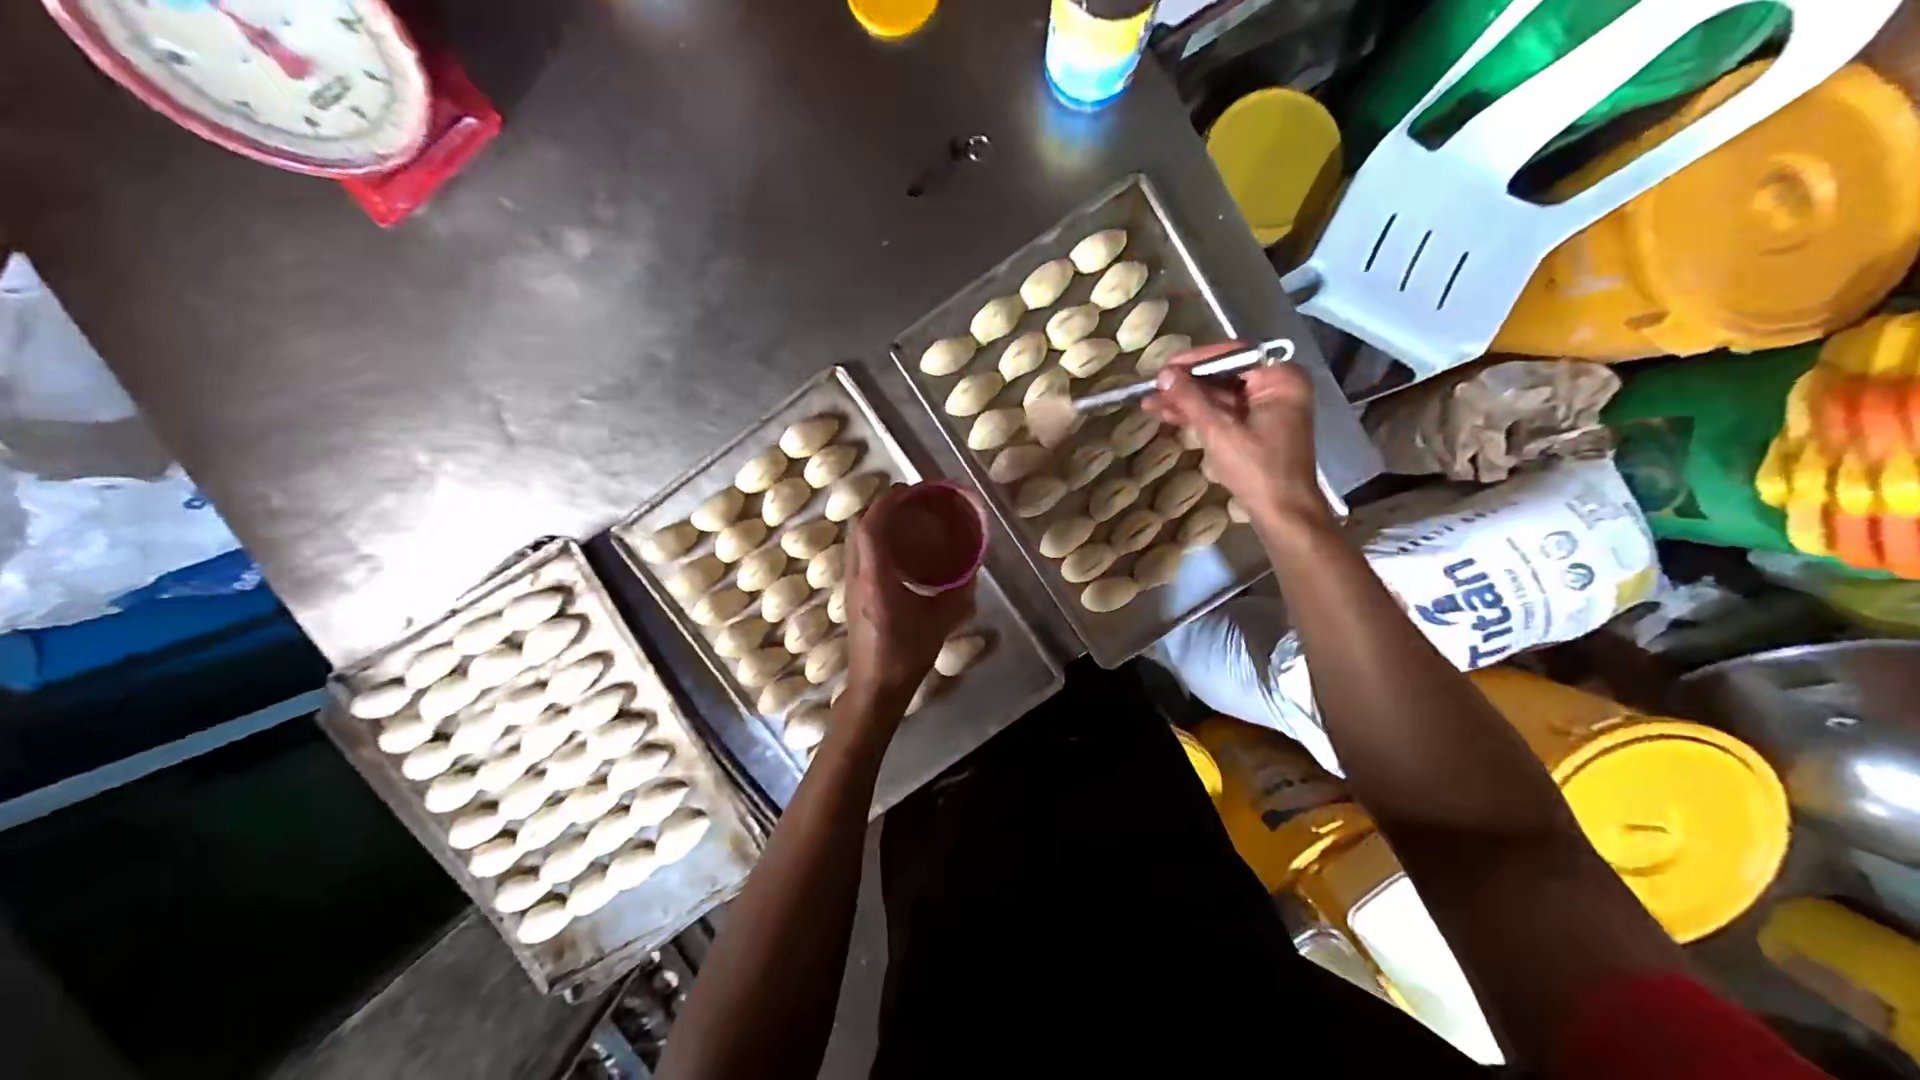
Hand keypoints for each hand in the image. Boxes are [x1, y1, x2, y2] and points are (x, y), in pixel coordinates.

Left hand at [840, 483, 975, 721]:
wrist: (875, 687)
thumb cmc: (906, 655)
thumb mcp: (941, 622)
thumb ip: (959, 594)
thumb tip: (973, 569)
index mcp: (875, 580)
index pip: (870, 529)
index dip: (886, 504)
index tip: (908, 489)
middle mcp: (857, 577)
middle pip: (860, 528)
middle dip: (882, 507)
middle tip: (910, 499)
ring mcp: (850, 586)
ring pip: (857, 541)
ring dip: (877, 522)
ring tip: (905, 517)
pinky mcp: (852, 595)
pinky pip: (859, 554)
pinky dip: (874, 539)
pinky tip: (897, 548)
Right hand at [1142, 342, 1334, 532]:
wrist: (1282, 512)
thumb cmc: (1256, 468)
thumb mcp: (1218, 431)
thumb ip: (1190, 399)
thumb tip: (1163, 375)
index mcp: (1281, 379)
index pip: (1233, 355)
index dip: (1196, 360)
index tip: (1165, 367)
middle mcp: (1279, 386)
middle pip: (1225, 375)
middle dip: (1187, 383)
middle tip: (1154, 387)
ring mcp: (1269, 408)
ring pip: (1221, 395)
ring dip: (1187, 400)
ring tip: (1151, 403)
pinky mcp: (1258, 427)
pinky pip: (1226, 412)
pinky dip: (1200, 414)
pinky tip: (1170, 415)